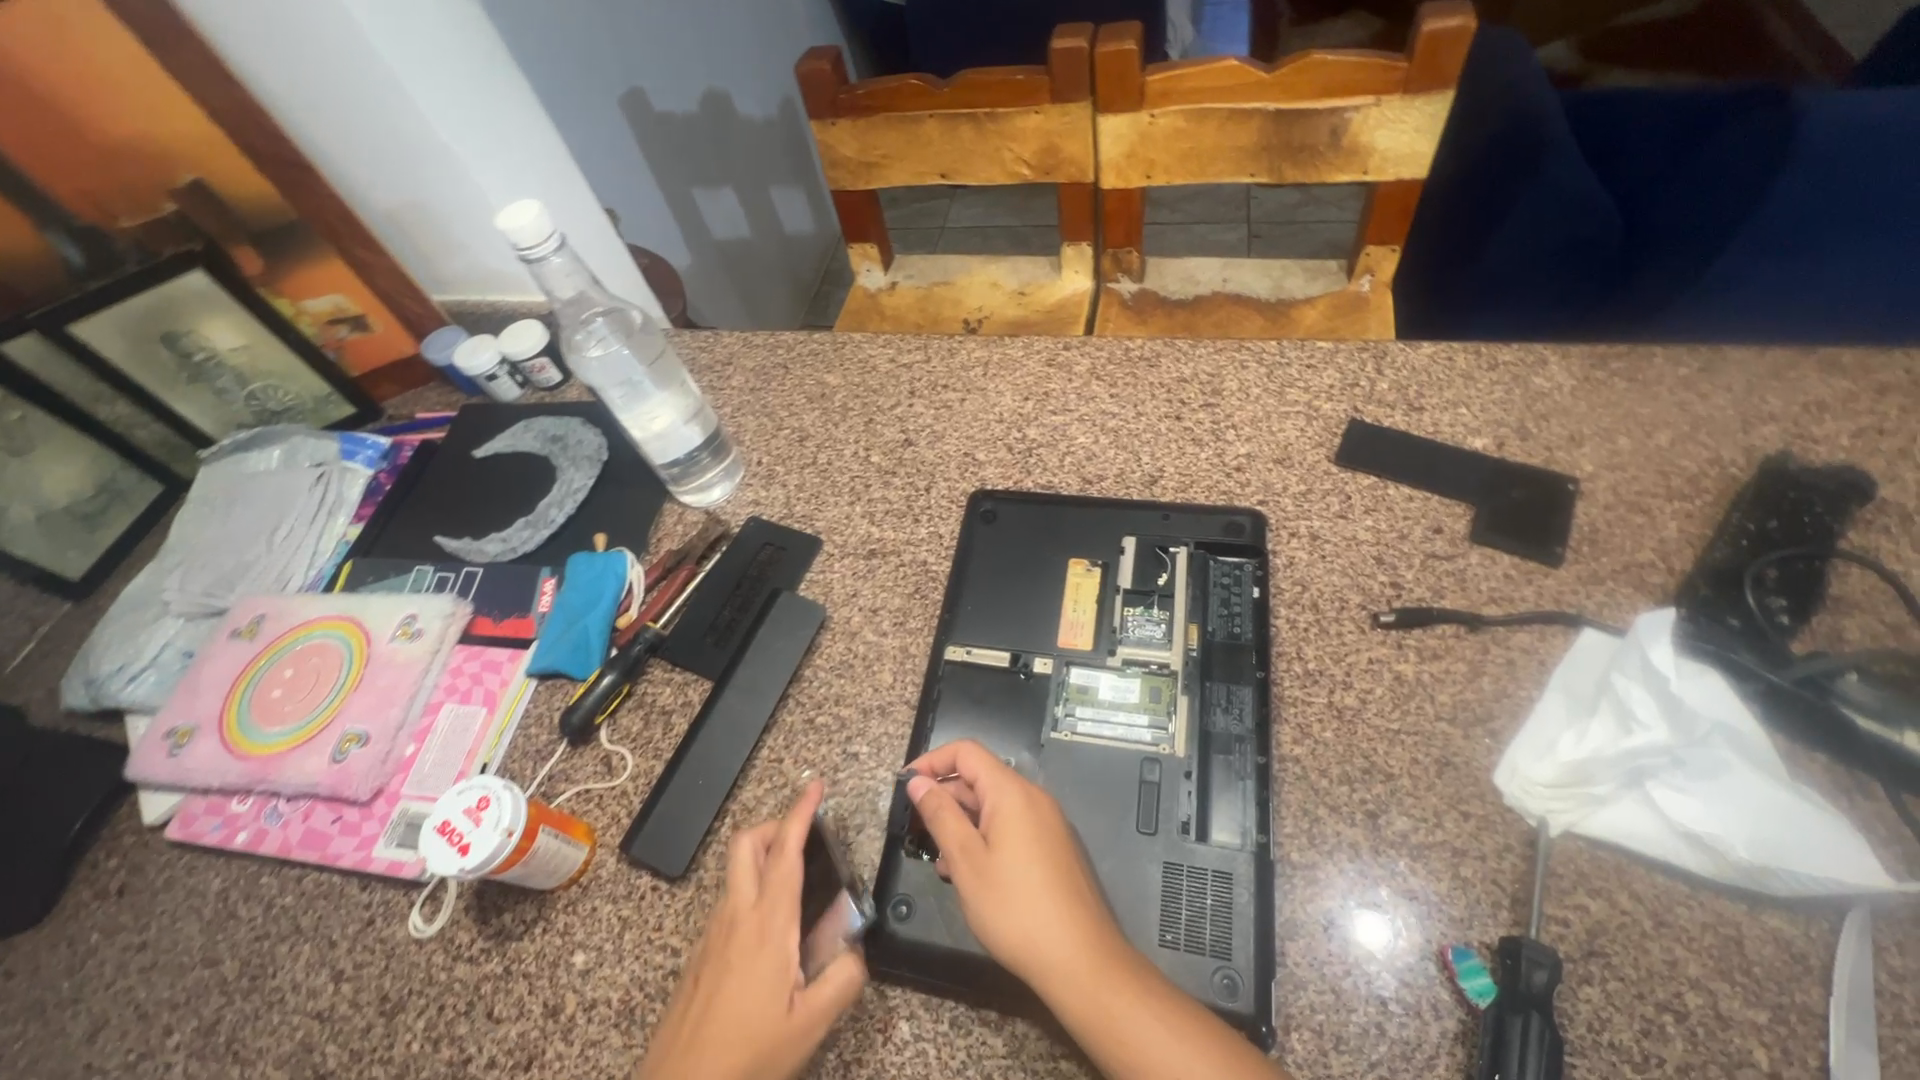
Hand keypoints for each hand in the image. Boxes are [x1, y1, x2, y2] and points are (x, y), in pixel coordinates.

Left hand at [636, 781, 865, 1079]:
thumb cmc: (746, 1055)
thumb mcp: (810, 1024)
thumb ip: (843, 979)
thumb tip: (857, 947)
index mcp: (768, 926)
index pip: (785, 852)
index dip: (800, 813)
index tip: (815, 786)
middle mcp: (736, 917)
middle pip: (747, 844)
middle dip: (775, 825)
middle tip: (806, 833)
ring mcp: (713, 933)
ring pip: (735, 871)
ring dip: (764, 857)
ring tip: (799, 882)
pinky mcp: (702, 954)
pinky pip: (730, 901)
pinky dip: (753, 890)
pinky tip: (775, 930)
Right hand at [902, 740, 1128, 996]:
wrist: (1080, 959)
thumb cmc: (1015, 908)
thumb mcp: (967, 861)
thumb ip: (940, 815)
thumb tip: (918, 780)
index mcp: (1011, 792)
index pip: (966, 752)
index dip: (932, 762)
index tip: (905, 787)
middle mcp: (1033, 798)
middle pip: (980, 778)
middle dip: (944, 798)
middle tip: (915, 832)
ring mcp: (1046, 824)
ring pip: (993, 808)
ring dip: (962, 825)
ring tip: (941, 862)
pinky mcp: (1052, 848)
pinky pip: (1010, 828)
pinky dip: (984, 840)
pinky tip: (968, 875)